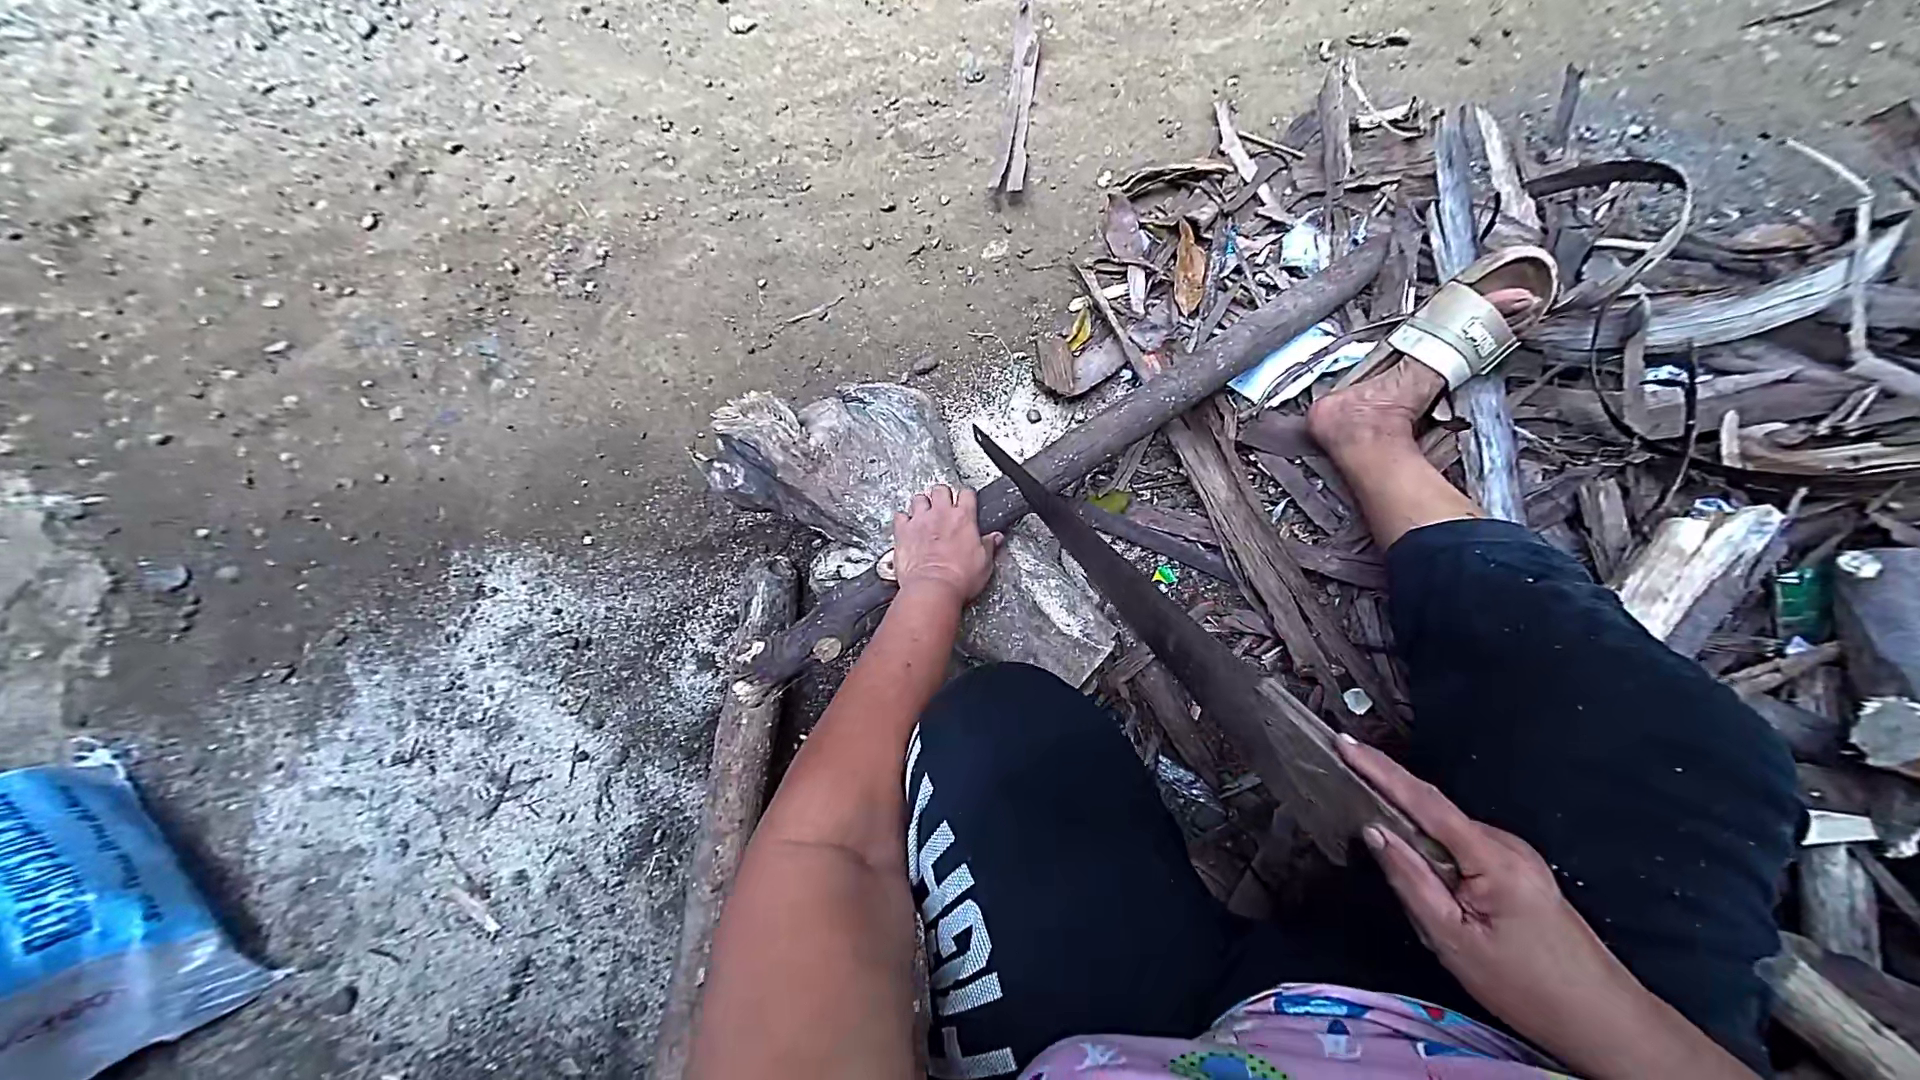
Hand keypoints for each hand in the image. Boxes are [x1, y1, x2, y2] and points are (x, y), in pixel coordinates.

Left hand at [891, 484, 1001, 607]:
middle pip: (940, 490)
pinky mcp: (903, 532)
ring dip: (922, 504)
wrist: (933, 588)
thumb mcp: (984, 563)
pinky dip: (903, 520)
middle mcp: (941, 514)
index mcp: (963, 518)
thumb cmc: (958, 578)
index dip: (966, 497)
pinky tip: (907, 526)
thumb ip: (989, 546)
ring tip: (924, 514)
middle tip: (944, 506)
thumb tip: (996, 538)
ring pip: (919, 498)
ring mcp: (920, 521)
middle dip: (942, 495)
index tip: (966, 503)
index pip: (967, 494)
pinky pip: (900, 516)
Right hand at [1336, 736, 1753, 1079]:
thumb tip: (1373, 829)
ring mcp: (1516, 855)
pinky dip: (1429, 842)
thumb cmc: (1526, 988)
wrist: (1611, 1027)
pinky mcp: (1517, 869)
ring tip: (1376, 833)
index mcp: (1493, 858)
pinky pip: (1459, 843)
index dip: (1378, 768)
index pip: (1423, 800)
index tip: (1343, 741)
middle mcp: (1506, 844)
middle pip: (1432, 808)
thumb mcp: (1452, 939)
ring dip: (1408, 823)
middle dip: (1386, 789)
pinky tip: (1417, 863)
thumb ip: (1409, 878)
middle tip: (1341, 773)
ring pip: (1444, 828)